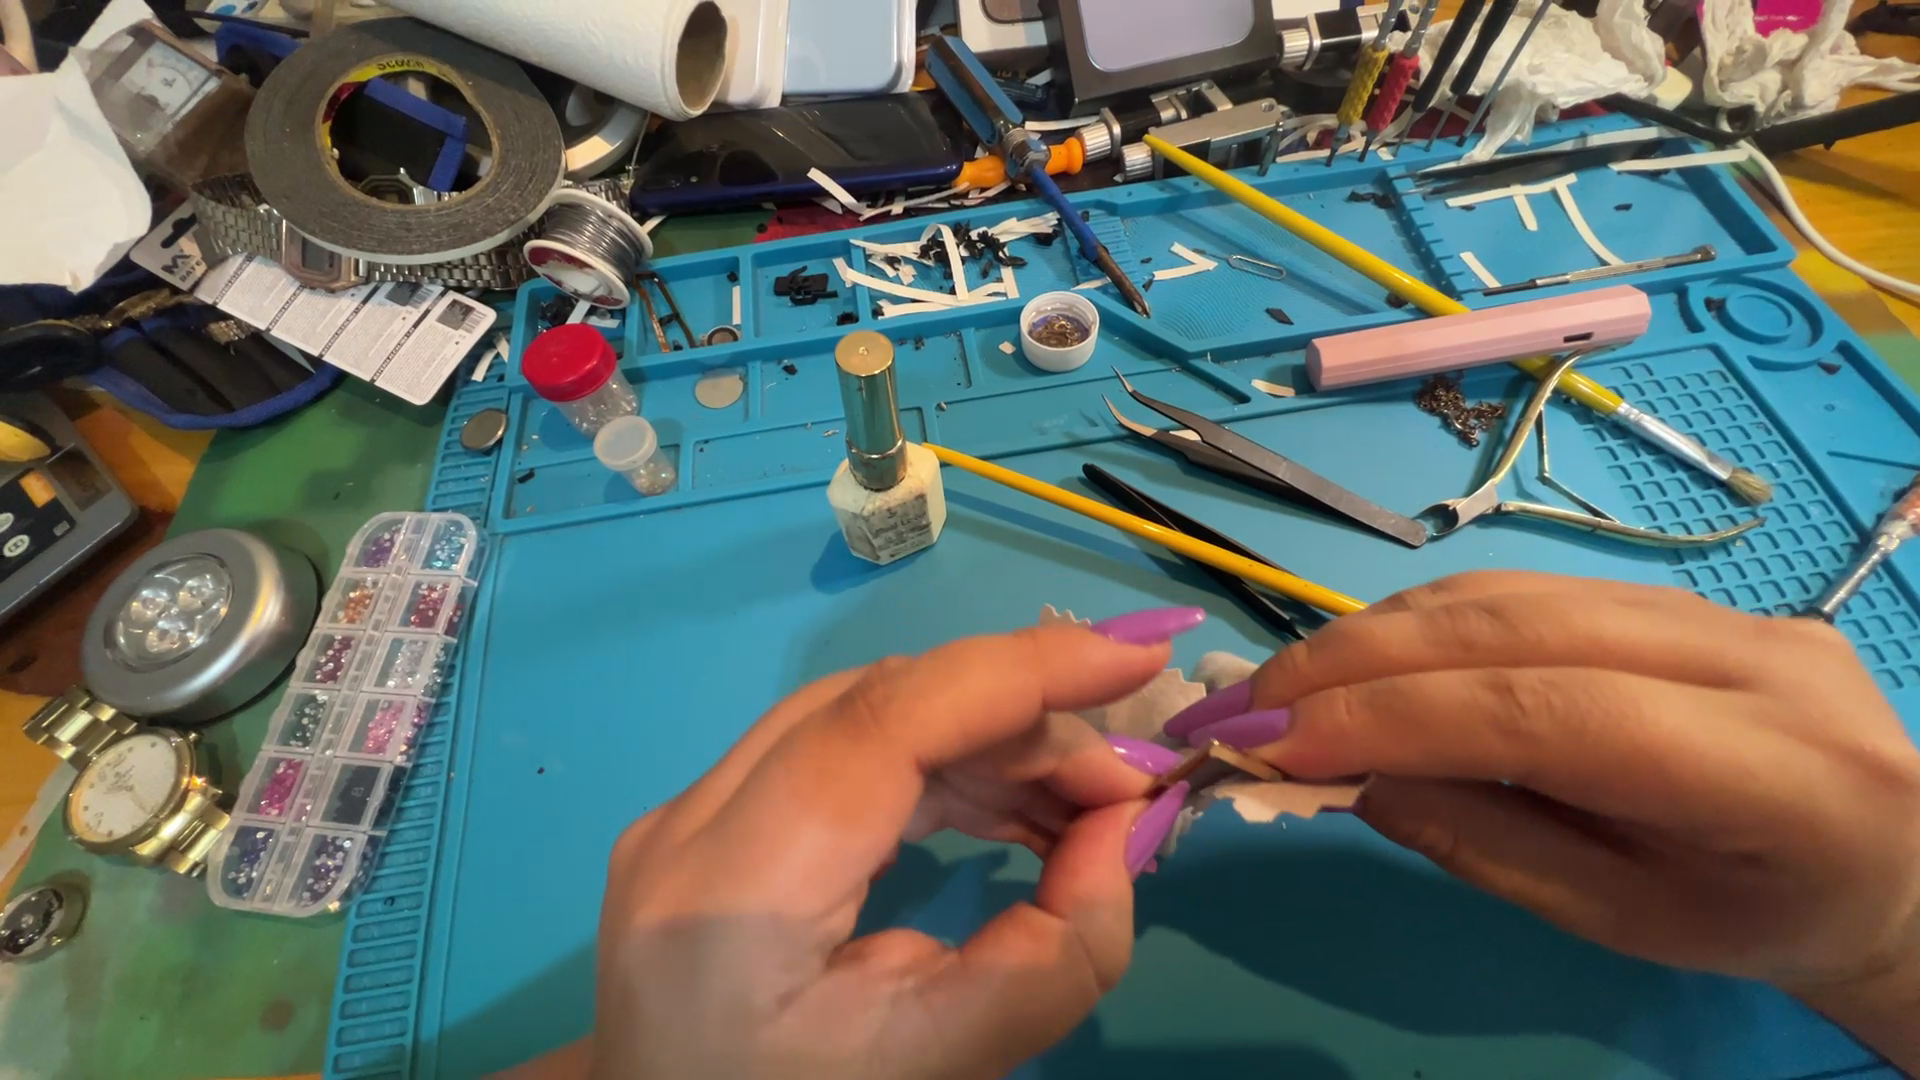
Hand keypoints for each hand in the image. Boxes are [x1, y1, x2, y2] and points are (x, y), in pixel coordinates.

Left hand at [570, 610, 1199, 1079]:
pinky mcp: (726, 809)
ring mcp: (700, 804)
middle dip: (1027, 723)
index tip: (1134, 659)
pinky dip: (950, 768)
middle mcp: (697, 817)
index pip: (887, 719)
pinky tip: (1015, 810)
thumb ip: (1050, 957)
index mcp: (730, 889)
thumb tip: (1119, 830)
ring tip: (1084, 807)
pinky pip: (857, 748)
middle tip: (1124, 788)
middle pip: (888, 705)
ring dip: (994, 745)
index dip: (1021, 669)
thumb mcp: (935, 1069)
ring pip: (878, 714)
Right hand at [1162, 572, 1919, 1066]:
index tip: (1276, 743)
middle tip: (1251, 703)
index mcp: (1779, 771)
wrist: (1874, 856)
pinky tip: (1353, 656)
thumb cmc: (1741, 914)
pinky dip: (1402, 622)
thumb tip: (1340, 772)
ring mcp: (1697, 601)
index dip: (1392, 717)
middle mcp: (1748, 653)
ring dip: (1362, 635)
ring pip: (1485, 593)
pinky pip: (1494, 588)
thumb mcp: (1611, 918)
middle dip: (1350, 661)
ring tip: (1283, 684)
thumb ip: (1474, 839)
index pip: (1545, 712)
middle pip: (1500, 628)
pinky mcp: (1642, 586)